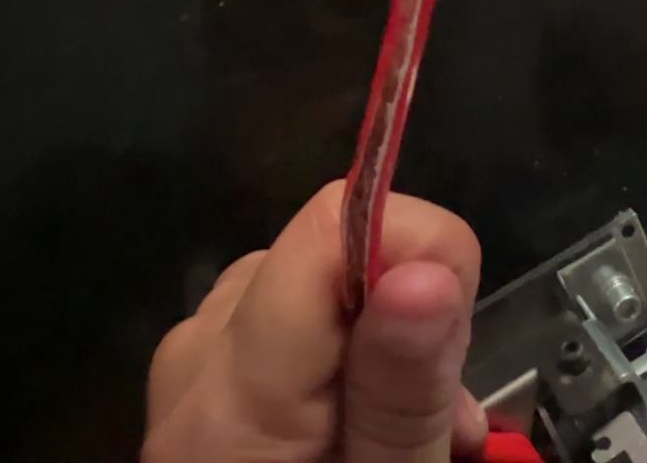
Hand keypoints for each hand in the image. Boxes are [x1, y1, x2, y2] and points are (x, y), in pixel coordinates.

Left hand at [144, 181, 488, 462]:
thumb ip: (406, 389)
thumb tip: (429, 265)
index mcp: (232, 392)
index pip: (330, 224)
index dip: (413, 243)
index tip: (456, 316)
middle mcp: (195, 356)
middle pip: (324, 251)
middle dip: (402, 301)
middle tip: (436, 405)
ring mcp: (190, 363)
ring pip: (310, 281)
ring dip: (374, 331)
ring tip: (405, 423)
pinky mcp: (200, 375)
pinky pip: (283, 313)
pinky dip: (335, 347)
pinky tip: (356, 414)